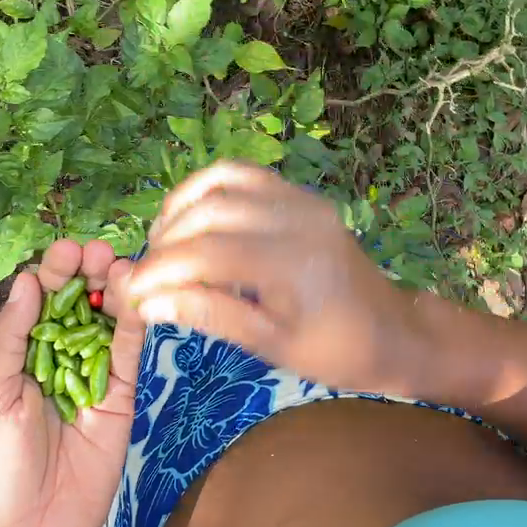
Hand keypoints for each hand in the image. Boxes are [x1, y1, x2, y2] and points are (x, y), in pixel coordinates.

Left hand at [0, 239, 143, 526]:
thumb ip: (12, 337)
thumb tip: (27, 280)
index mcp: (23, 354)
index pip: (42, 301)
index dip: (54, 273)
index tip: (66, 250)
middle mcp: (61, 356)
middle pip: (80, 302)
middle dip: (88, 272)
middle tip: (97, 250)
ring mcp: (95, 373)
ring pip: (109, 319)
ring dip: (114, 287)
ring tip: (118, 262)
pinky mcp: (123, 394)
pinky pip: (130, 351)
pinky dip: (134, 320)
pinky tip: (136, 293)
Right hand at [116, 162, 429, 394]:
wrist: (393, 330)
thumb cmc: (335, 351)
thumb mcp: (271, 345)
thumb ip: (211, 315)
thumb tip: (150, 302)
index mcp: (288, 263)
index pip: (206, 253)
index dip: (161, 269)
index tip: (133, 293)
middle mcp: (294, 218)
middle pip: (208, 211)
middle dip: (167, 239)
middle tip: (147, 273)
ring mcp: (301, 199)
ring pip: (223, 182)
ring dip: (183, 206)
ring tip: (163, 241)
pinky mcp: (303, 195)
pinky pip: (246, 175)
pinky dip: (210, 188)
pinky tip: (194, 216)